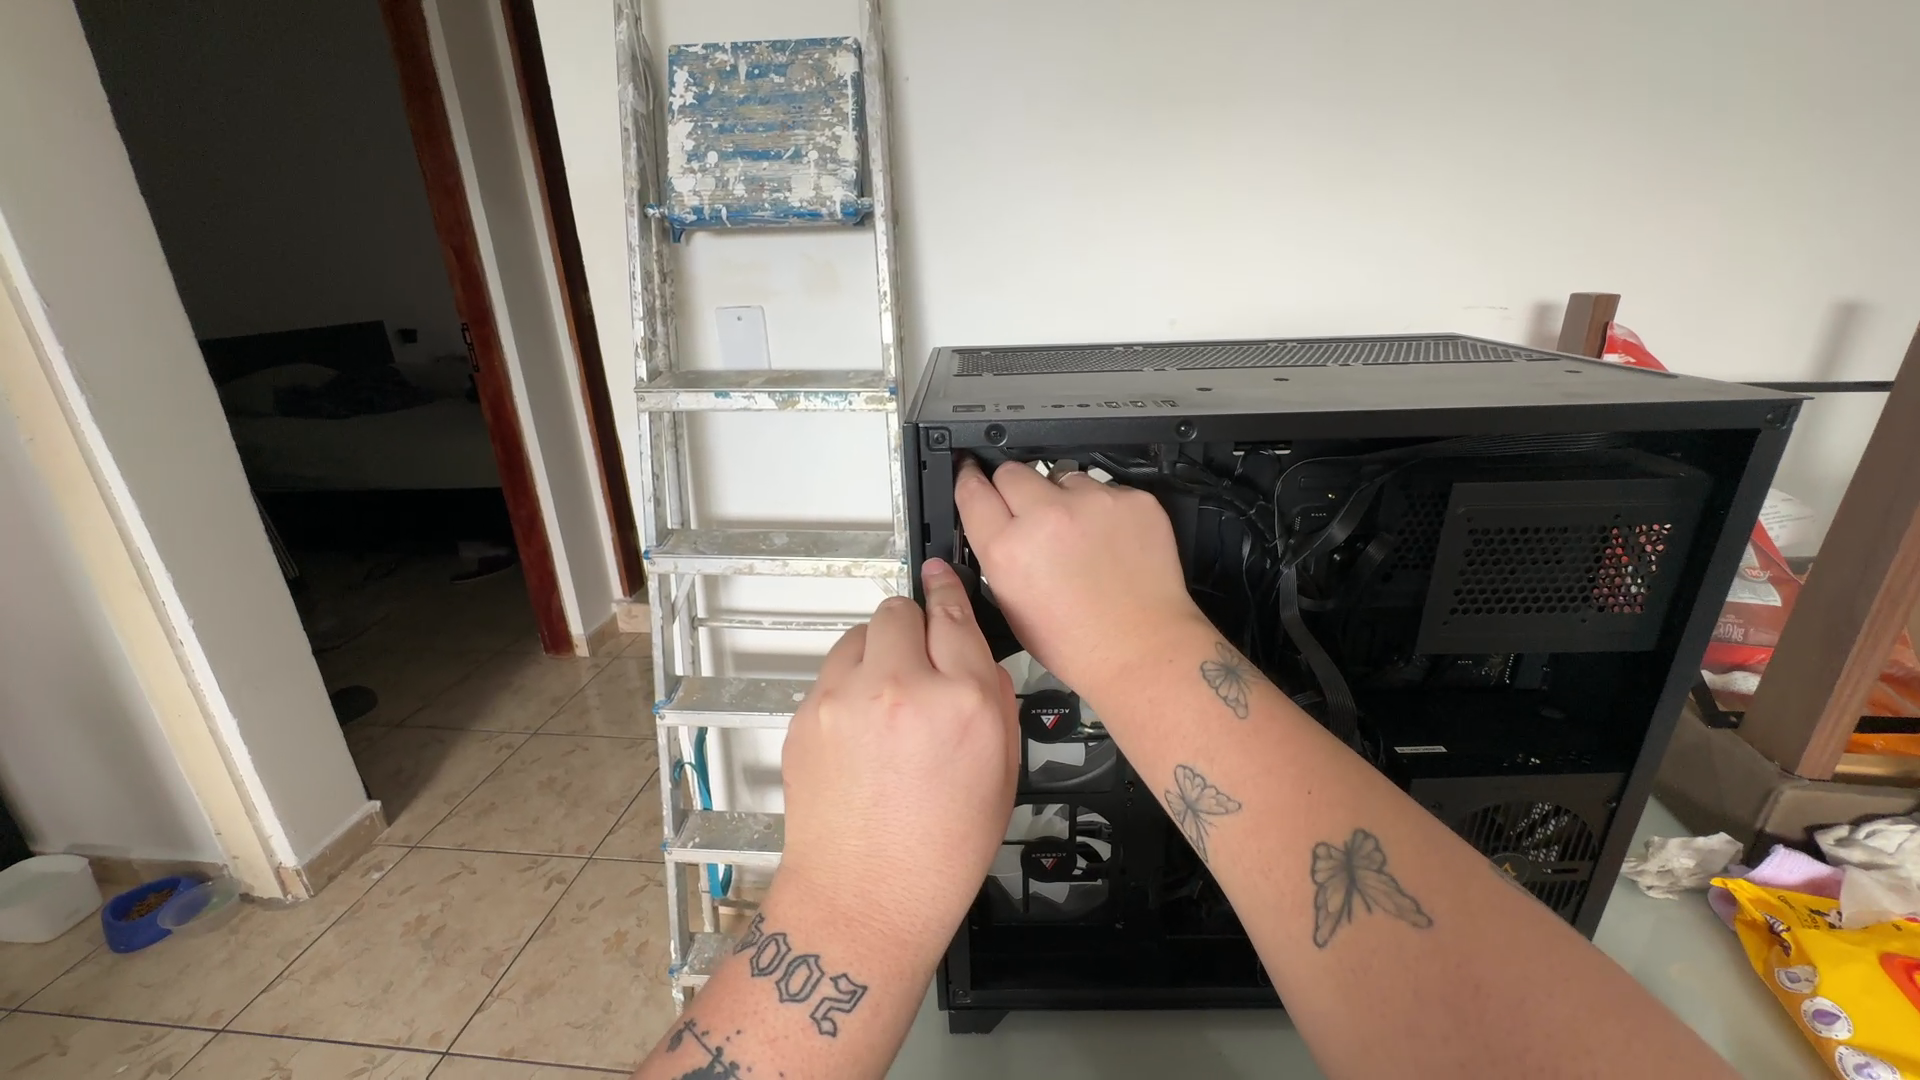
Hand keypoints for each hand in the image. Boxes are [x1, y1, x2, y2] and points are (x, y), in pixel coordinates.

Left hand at [778, 558, 1018, 953]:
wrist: (863, 899)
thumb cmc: (936, 853)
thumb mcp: (1001, 774)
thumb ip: (995, 701)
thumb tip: (976, 656)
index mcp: (963, 703)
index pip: (955, 615)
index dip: (950, 591)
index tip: (943, 576)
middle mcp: (902, 688)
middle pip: (901, 609)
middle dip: (914, 627)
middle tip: (921, 665)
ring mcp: (845, 698)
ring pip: (862, 632)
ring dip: (879, 652)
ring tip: (888, 703)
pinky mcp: (807, 714)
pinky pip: (833, 669)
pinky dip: (849, 682)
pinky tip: (862, 728)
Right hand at [953, 457, 1207, 692]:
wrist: (1140, 649)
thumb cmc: (1079, 641)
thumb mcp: (1011, 604)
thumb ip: (997, 553)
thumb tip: (992, 520)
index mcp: (1008, 549)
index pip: (972, 490)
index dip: (969, 481)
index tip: (972, 474)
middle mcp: (1046, 518)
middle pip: (1011, 472)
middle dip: (1015, 490)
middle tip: (1032, 518)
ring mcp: (1092, 504)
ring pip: (1061, 477)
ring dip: (1063, 499)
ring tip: (1078, 539)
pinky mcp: (1131, 500)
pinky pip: (1104, 488)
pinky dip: (1102, 509)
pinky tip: (1107, 541)